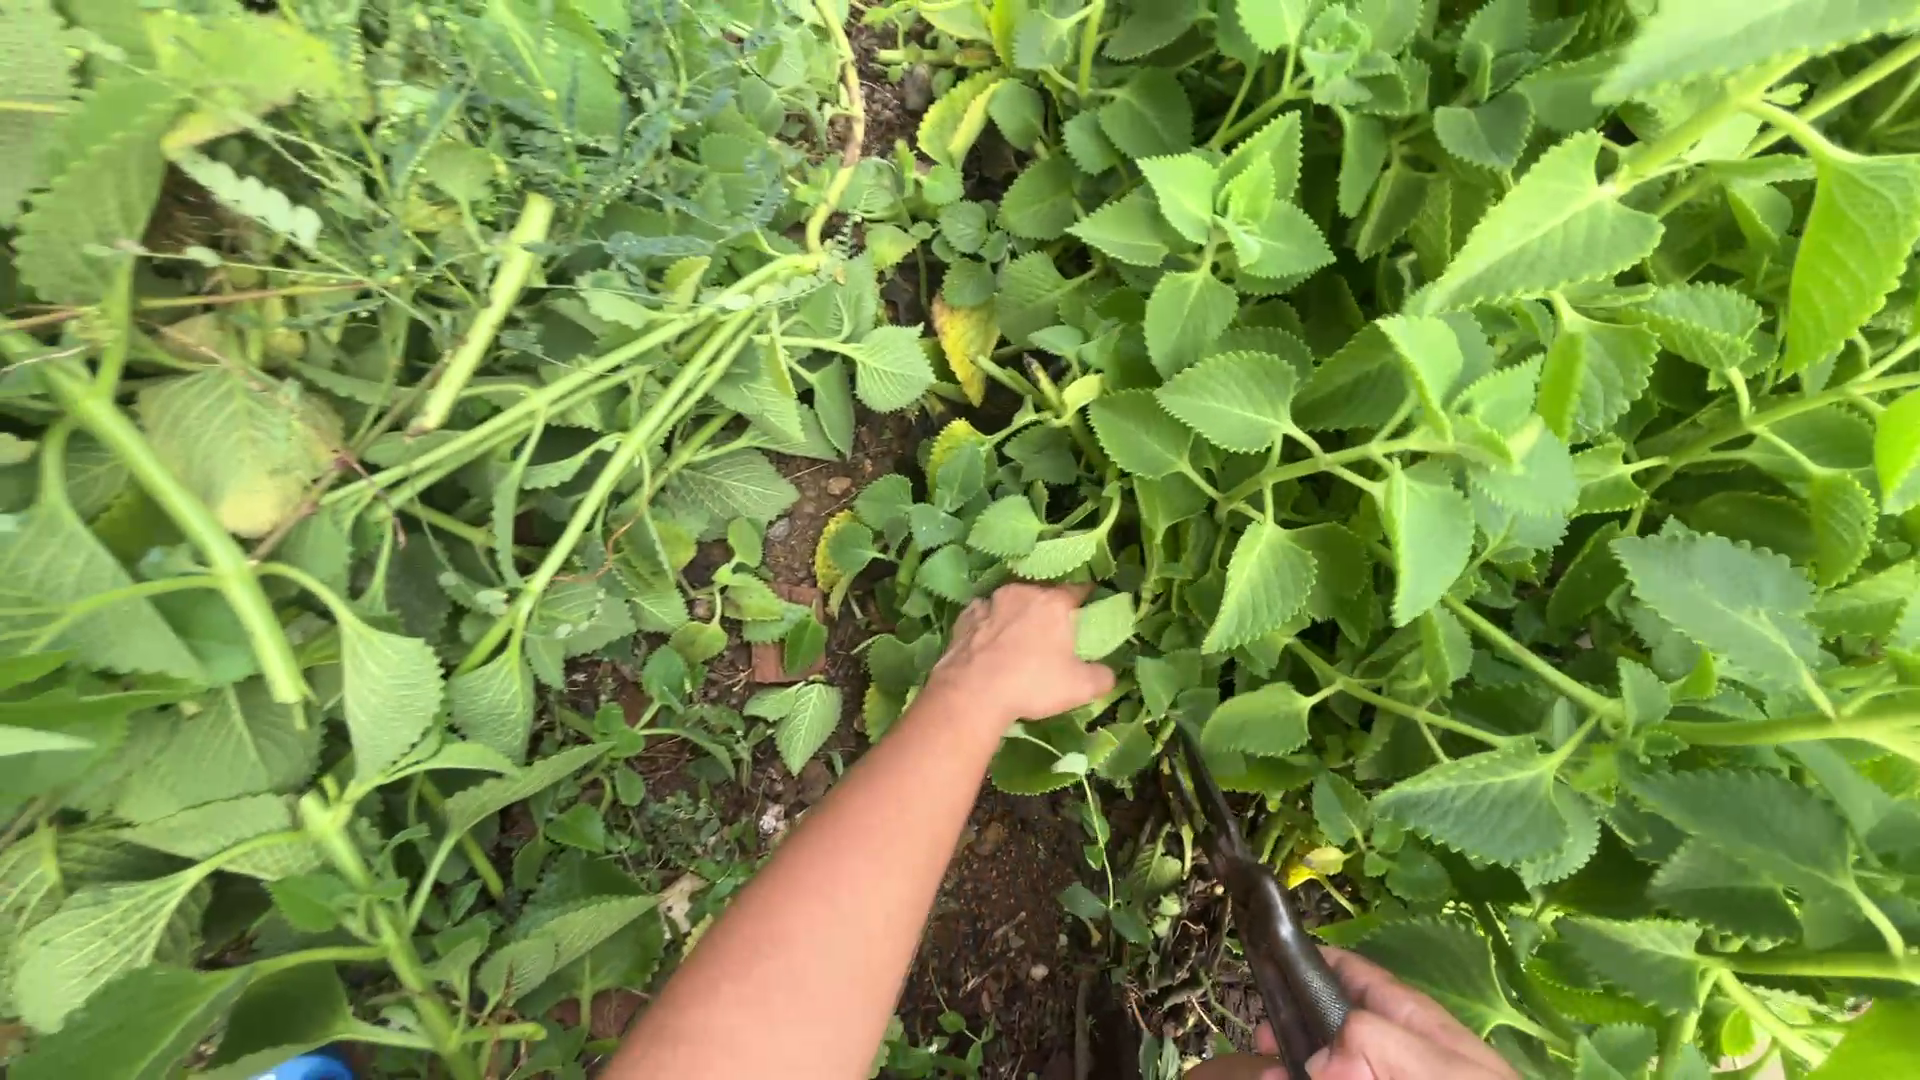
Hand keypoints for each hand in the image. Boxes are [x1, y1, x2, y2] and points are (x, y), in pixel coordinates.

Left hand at [924, 583, 1116, 726]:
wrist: (972, 693)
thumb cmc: (1032, 684)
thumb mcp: (1080, 688)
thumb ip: (1101, 676)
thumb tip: (1108, 674)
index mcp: (1052, 602)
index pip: (1077, 589)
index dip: (1085, 597)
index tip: (1088, 606)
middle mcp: (1020, 593)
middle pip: (1040, 592)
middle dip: (1047, 605)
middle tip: (1052, 627)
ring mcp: (988, 603)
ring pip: (1009, 601)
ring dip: (1015, 612)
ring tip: (1016, 635)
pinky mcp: (963, 618)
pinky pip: (982, 615)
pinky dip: (988, 624)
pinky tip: (988, 641)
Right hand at [1188, 947, 1515, 1079]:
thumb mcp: (1442, 1071)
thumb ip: (1377, 1046)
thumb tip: (1316, 1058)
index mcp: (1405, 1014)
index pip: (1344, 968)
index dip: (1302, 960)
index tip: (1262, 971)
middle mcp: (1390, 1044)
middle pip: (1324, 1019)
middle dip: (1287, 1024)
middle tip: (1260, 1044)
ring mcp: (1382, 1073)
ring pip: (1328, 1061)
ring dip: (1292, 1065)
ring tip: (1267, 1079)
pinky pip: (1337, 1078)